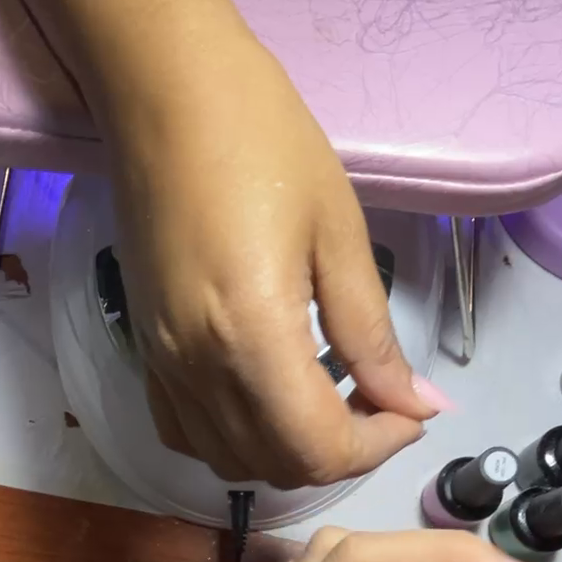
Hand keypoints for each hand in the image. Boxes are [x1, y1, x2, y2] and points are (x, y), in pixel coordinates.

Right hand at [109, 42, 437, 487]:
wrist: (161, 94)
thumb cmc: (261, 141)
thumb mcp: (339, 234)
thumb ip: (374, 336)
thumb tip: (416, 403)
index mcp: (253, 336)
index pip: (320, 448)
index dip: (379, 445)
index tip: (412, 412)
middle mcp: (199, 370)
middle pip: (278, 466)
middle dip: (343, 452)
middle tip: (379, 403)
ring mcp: (163, 367)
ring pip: (231, 462)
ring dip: (290, 453)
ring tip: (326, 403)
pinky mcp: (145, 354)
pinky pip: (184, 435)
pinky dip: (234, 442)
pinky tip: (262, 404)